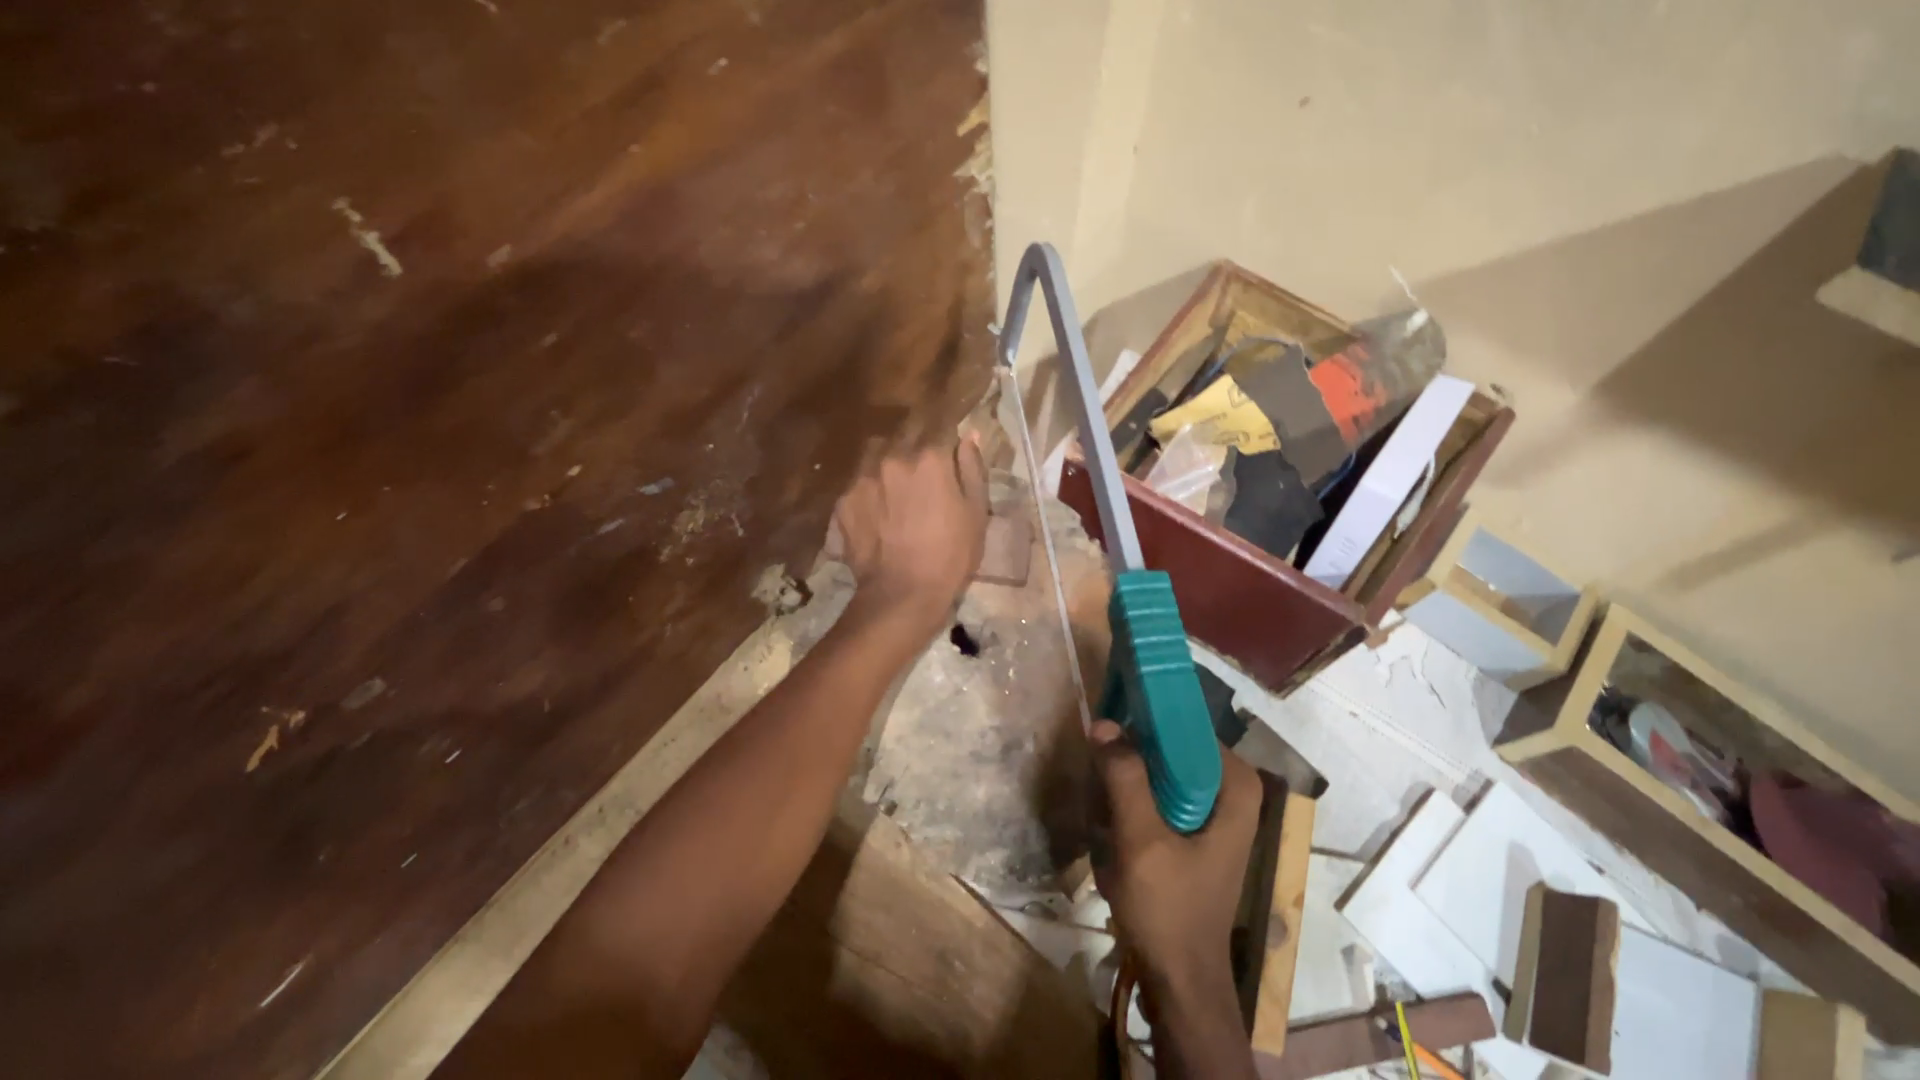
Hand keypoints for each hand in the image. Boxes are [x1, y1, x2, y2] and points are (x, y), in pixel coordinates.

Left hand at [831, 437, 988, 639]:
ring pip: (876, 456)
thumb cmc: (951, 555)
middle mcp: (893, 458)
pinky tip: (876, 515)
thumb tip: (970, 435)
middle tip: (923, 476)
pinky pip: (858, 485)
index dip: (945, 440)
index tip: (948, 454)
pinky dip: (869, 493)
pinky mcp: (844, 502)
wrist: (902, 594)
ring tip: (895, 490)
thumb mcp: (976, 513)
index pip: (939, 428)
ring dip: (887, 465)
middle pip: (905, 437)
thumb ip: (972, 468)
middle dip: (915, 448)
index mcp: (930, 457)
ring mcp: (863, 478)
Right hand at [1090, 720, 1261, 994]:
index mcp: (1236, 794)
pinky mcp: (1192, 844)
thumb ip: (1126, 779)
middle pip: (1179, 753)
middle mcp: (1230, 801)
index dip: (1160, 720)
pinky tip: (1109, 825)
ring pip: (1166, 778)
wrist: (1179, 979)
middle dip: (1138, 756)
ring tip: (1103, 799)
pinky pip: (1160, 805)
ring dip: (1131, 784)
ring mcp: (1212, 824)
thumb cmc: (1169, 907)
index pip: (1198, 731)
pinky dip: (1135, 807)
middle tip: (1103, 761)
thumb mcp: (1142, 838)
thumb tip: (1105, 723)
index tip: (1121, 716)